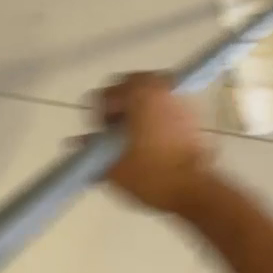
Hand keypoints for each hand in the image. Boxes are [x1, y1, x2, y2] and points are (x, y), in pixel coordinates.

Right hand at [96, 72, 216, 215]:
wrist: (196, 191)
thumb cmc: (151, 176)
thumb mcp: (113, 167)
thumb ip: (91, 149)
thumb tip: (76, 141)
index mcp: (137, 95)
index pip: (107, 92)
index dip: (99, 112)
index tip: (100, 132)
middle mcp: (159, 88)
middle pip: (131, 82)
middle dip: (120, 100)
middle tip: (115, 126)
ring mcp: (180, 99)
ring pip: (152, 89)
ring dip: (140, 103)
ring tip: (135, 130)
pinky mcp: (194, 113)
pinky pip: (169, 101)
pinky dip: (158, 110)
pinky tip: (154, 135)